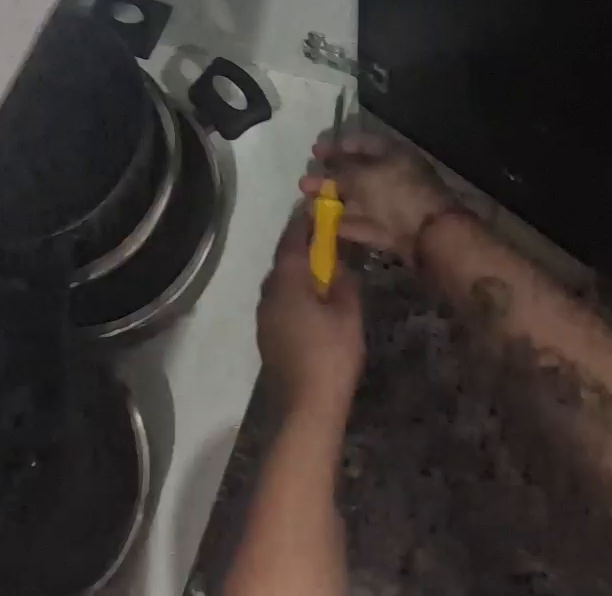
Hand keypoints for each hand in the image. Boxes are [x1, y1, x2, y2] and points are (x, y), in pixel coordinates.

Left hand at [257, 212, 364, 414]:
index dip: (302, 223)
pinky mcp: (266, 333)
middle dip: (300, 245)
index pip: (292, 241)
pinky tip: (310, 300)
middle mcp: (268, 292)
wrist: (305, 404)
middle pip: (283, 260)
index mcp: (286, 282)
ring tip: (320, 267)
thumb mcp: (348, 316)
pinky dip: (294, 291)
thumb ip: (344, 285)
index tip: (313, 208)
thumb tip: (339, 267)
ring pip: (280, 281)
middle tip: (321, 236)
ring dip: (297, 270)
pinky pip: (279, 300)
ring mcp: (263, 314)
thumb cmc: (330, 355)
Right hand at [298, 134, 461, 266]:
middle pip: (355, 173)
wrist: (430, 236)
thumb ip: (339, 168)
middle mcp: (391, 176)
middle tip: (304, 183)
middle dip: (328, 178)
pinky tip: (320, 222)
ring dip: (331, 201)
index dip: (336, 146)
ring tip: (305, 203)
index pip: (361, 144)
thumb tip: (325, 162)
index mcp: (391, 155)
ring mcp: (391, 204)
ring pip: (356, 199)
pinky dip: (341, 221)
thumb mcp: (361, 175)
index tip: (314, 152)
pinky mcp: (389, 229)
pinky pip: (361, 221)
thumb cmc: (395, 194)